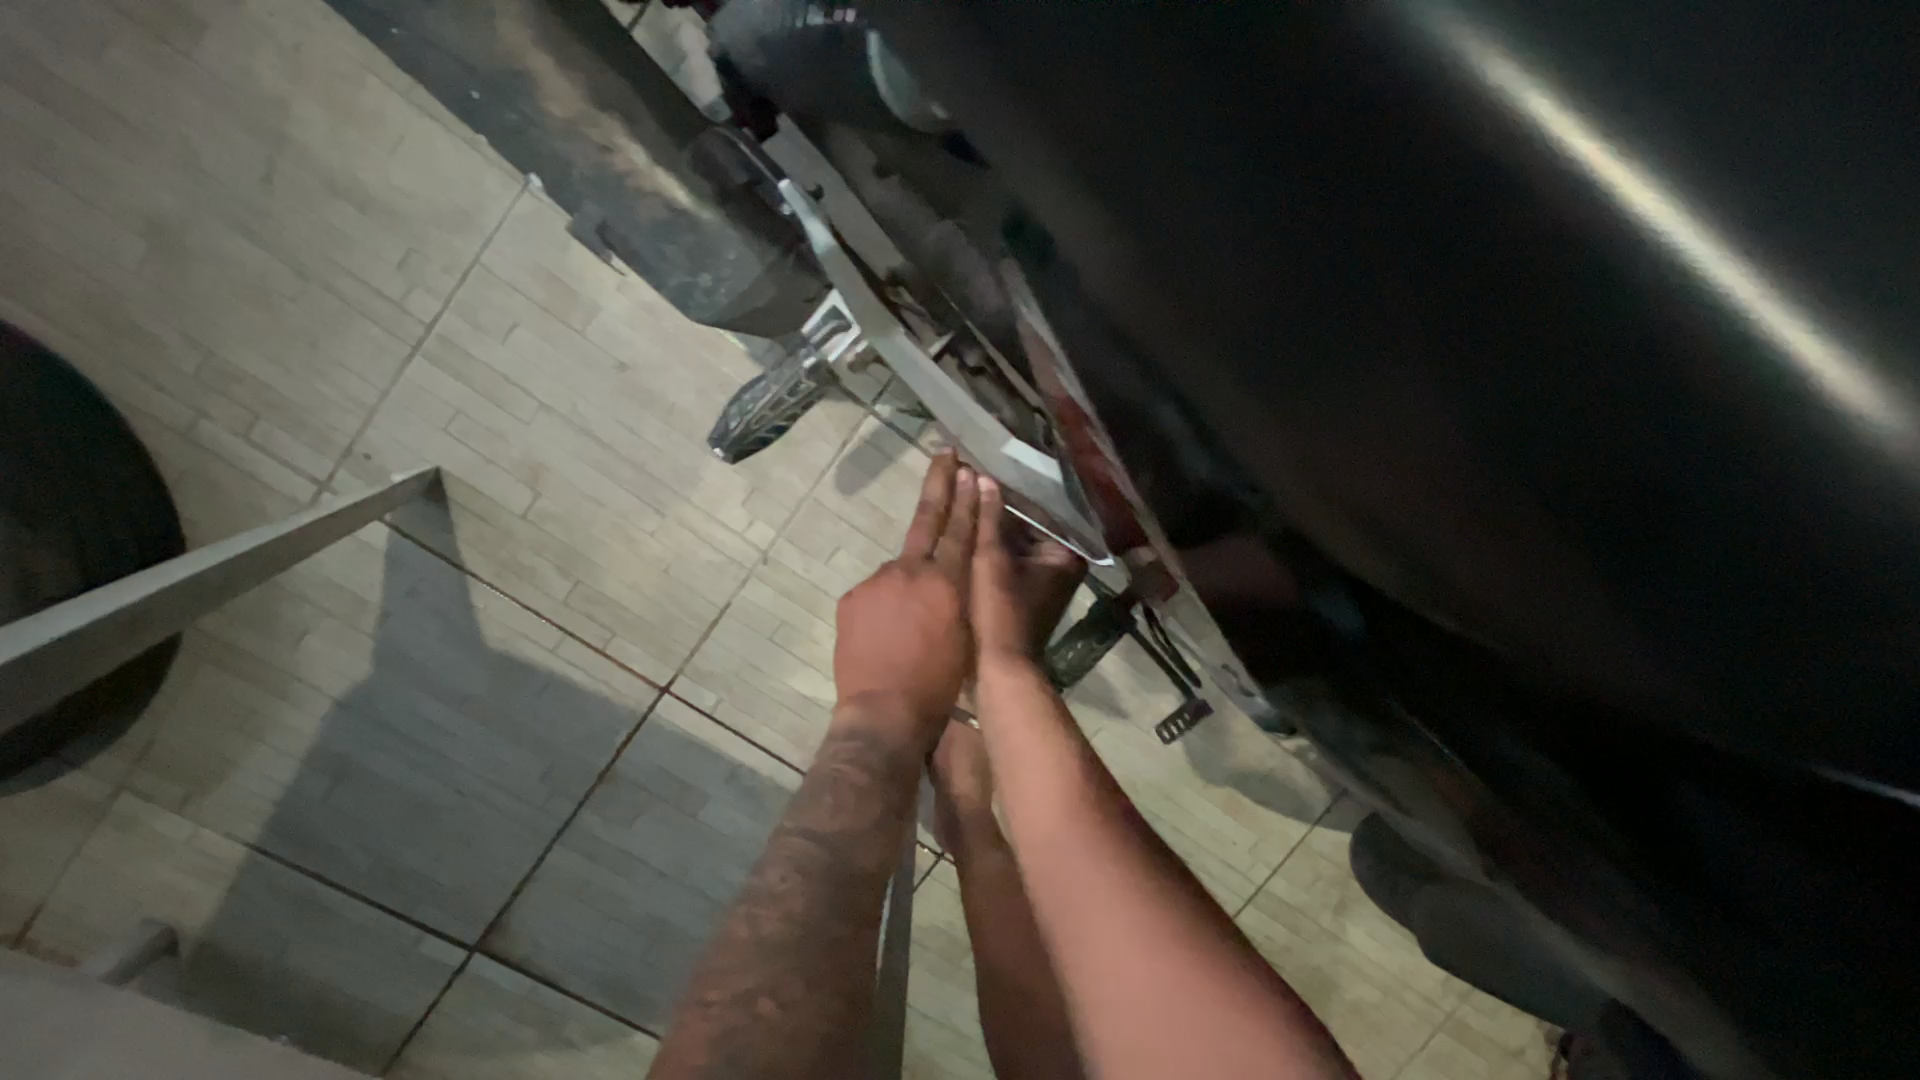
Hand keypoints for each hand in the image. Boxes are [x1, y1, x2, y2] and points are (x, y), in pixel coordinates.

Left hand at [833, 451, 978, 742]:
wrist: (884, 714)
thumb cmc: (941, 685)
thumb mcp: (968, 637)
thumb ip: (961, 598)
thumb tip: (948, 578)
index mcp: (945, 581)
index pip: (960, 529)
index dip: (968, 499)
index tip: (971, 469)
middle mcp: (908, 571)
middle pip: (927, 521)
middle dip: (940, 485)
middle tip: (945, 453)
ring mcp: (875, 583)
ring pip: (900, 570)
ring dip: (911, 581)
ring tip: (915, 619)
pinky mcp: (852, 600)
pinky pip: (877, 594)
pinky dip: (887, 604)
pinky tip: (891, 632)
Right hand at [971, 476, 1085, 664]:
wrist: (999, 667)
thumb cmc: (1000, 611)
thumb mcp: (990, 557)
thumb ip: (988, 516)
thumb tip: (982, 476)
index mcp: (1067, 554)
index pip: (1040, 510)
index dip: (1010, 492)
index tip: (983, 470)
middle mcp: (1064, 565)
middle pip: (1029, 526)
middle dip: (1000, 509)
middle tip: (971, 479)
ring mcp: (1046, 580)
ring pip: (1018, 543)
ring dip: (994, 528)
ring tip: (966, 497)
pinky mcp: (1028, 592)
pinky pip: (1012, 560)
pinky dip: (994, 549)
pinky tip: (968, 529)